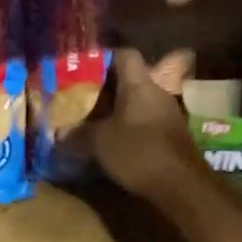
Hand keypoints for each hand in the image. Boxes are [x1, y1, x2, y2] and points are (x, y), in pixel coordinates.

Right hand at [85, 49, 202, 199]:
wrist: (183, 186)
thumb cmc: (139, 152)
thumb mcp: (100, 143)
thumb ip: (77, 135)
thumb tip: (58, 135)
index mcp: (140, 84)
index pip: (125, 55)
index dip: (104, 57)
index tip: (83, 70)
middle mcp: (158, 93)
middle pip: (131, 80)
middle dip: (106, 89)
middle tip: (83, 99)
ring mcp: (169, 115)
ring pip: (138, 103)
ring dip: (118, 110)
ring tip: (95, 122)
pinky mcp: (173, 136)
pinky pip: (147, 122)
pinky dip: (130, 128)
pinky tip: (115, 143)